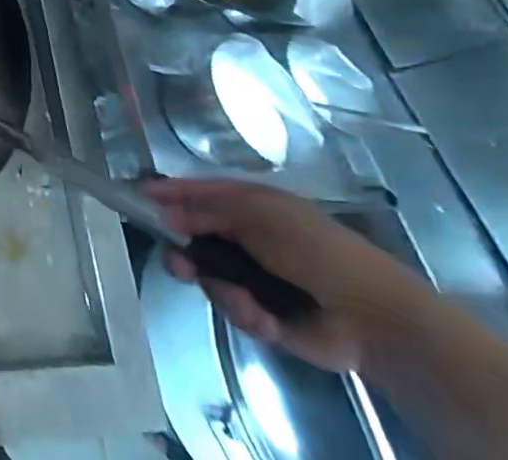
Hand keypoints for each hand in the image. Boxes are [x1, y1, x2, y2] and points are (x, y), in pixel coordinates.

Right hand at [142, 178, 434, 372]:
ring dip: (220, 288)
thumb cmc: (314, 248)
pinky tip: (263, 315)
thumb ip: (206, 211)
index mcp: (250, 205)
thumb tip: (163, 209)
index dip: (169, 193)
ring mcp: (253, 276)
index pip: (199, 193)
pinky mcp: (262, 314)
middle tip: (176, 262)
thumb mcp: (256, 215)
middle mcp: (247, 237)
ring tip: (240, 298)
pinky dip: (246, 312)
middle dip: (183, 250)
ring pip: (209, 277)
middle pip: (195, 237)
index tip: (137, 197)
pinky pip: (234, 309)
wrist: (370, 314)